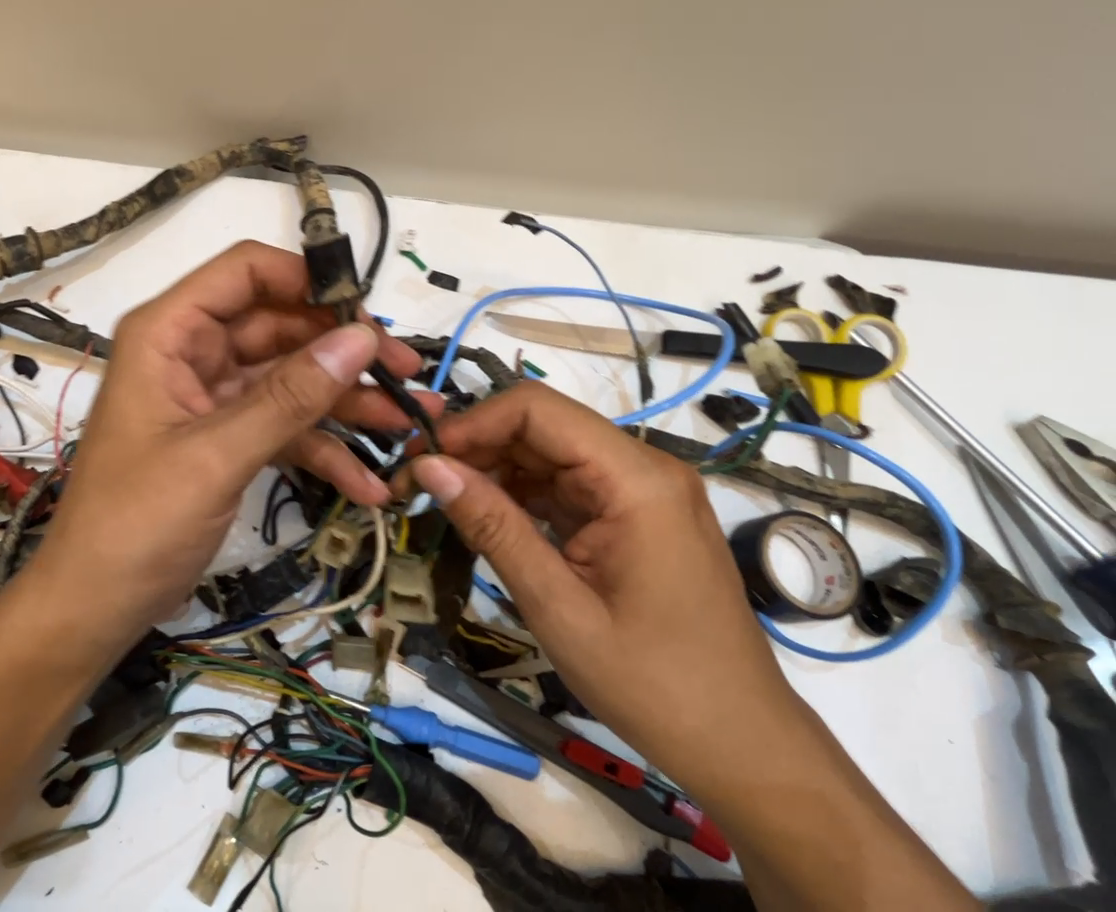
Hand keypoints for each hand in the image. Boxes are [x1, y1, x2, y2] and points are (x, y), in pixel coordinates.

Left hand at [39, 240, 441, 625]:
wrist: (96, 600)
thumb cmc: (137, 521)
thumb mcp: (216, 455)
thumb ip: (289, 396)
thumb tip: (360, 338)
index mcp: (168, 333)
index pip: (244, 272)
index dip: (308, 281)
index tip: (368, 315)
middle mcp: (189, 354)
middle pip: (278, 326)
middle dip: (344, 352)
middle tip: (408, 378)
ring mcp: (209, 398)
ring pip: (289, 379)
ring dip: (347, 403)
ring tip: (412, 426)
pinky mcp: (224, 440)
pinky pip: (282, 428)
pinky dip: (322, 451)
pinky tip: (368, 484)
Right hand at [400, 382, 805, 790]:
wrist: (739, 743)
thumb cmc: (651, 681)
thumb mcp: (557, 606)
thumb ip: (493, 527)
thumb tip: (427, 467)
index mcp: (636, 480)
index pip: (537, 410)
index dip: (470, 424)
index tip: (420, 462)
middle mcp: (643, 471)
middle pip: (541, 428)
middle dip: (473, 448)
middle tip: (414, 487)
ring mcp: (641, 495)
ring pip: (547, 457)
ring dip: (491, 474)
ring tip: (439, 506)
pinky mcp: (633, 520)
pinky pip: (564, 489)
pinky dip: (519, 500)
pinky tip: (483, 523)